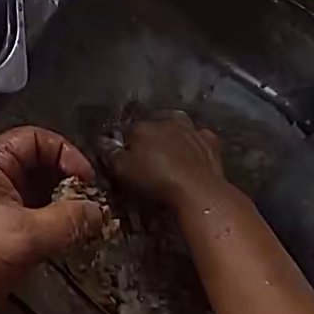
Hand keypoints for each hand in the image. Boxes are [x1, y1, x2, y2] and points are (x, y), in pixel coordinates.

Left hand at [0, 126, 110, 313]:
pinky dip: (52, 220)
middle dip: (67, 180)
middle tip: (90, 204)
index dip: (66, 153)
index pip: (36, 138)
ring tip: (85, 222)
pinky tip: (69, 236)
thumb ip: (68, 221)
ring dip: (62, 202)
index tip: (87, 181)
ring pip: (37, 189)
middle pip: (39, 162)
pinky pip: (33, 212)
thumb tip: (100, 213)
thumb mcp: (27, 236)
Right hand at [109, 111, 229, 211]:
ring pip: (178, 129)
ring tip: (172, 158)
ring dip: (174, 139)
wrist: (198, 192)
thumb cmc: (155, 182)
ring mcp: (190, 130)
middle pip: (153, 127)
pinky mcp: (210, 142)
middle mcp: (165, 121)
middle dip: (150, 139)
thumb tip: (102, 142)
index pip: (128, 132)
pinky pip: (200, 139)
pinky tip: (195, 157)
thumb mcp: (124, 172)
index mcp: (142, 127)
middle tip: (150, 160)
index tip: (127, 161)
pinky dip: (196, 145)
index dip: (126, 146)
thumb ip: (111, 155)